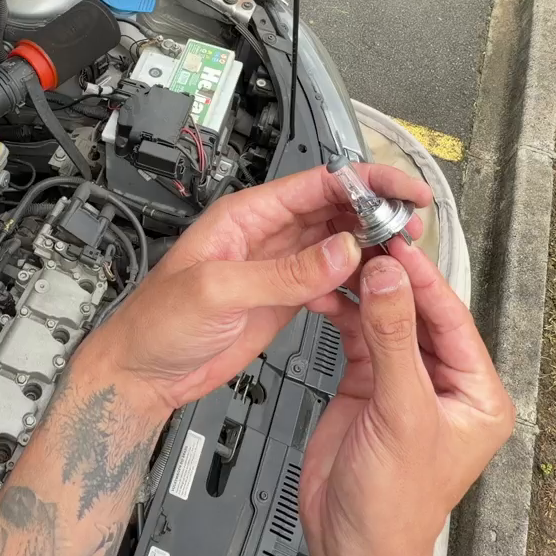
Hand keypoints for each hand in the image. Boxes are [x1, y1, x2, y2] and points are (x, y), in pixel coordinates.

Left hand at [77, 163, 432, 412]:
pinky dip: (355, 280)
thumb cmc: (157, 324)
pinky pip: (329, 280)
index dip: (363, 182)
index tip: (400, 190)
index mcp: (245, 216)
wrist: (142, 374)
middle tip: (412, 226)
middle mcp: (265, 235)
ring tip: (403, 256)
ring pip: (336, 243)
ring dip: (370, 246)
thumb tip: (342, 251)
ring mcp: (277, 267)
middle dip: (375, 212)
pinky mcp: (283, 298)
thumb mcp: (218, 291)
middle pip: (333, 209)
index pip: (315, 184)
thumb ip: (283, 272)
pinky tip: (374, 287)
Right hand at [299, 241, 513, 555]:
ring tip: (342, 260)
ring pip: (386, 320)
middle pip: (417, 313)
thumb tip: (391, 279)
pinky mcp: (368, 383)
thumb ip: (393, 341)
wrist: (350, 547)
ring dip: (365, 291)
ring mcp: (402, 381)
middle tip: (364, 242)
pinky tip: (328, 293)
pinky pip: (359, 335)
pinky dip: (343, 312)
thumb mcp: (401, 414)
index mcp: (475, 391)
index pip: (451, 318)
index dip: (423, 279)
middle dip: (391, 279)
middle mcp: (442, 381)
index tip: (396, 244)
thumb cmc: (395, 505)